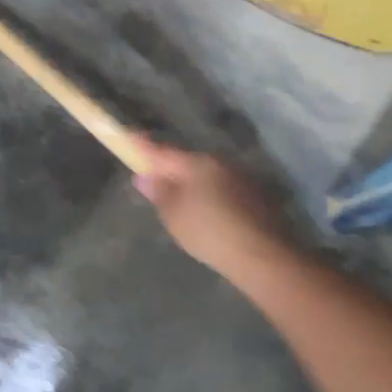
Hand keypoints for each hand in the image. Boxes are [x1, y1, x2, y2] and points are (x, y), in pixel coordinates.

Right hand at [133, 137, 295, 278]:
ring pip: (210, 176)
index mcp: (198, 163)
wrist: (263, 254)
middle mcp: (222, 163)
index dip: (143, 146)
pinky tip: (209, 215)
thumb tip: (146, 176)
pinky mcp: (258, 197)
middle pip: (189, 163)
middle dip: (172, 170)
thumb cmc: (209, 231)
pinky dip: (212, 197)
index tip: (129, 137)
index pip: (163, 151)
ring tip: (184, 204)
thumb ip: (159, 192)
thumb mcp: (174, 215)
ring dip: (195, 185)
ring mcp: (243, 179)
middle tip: (156, 181)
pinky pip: (225, 191)